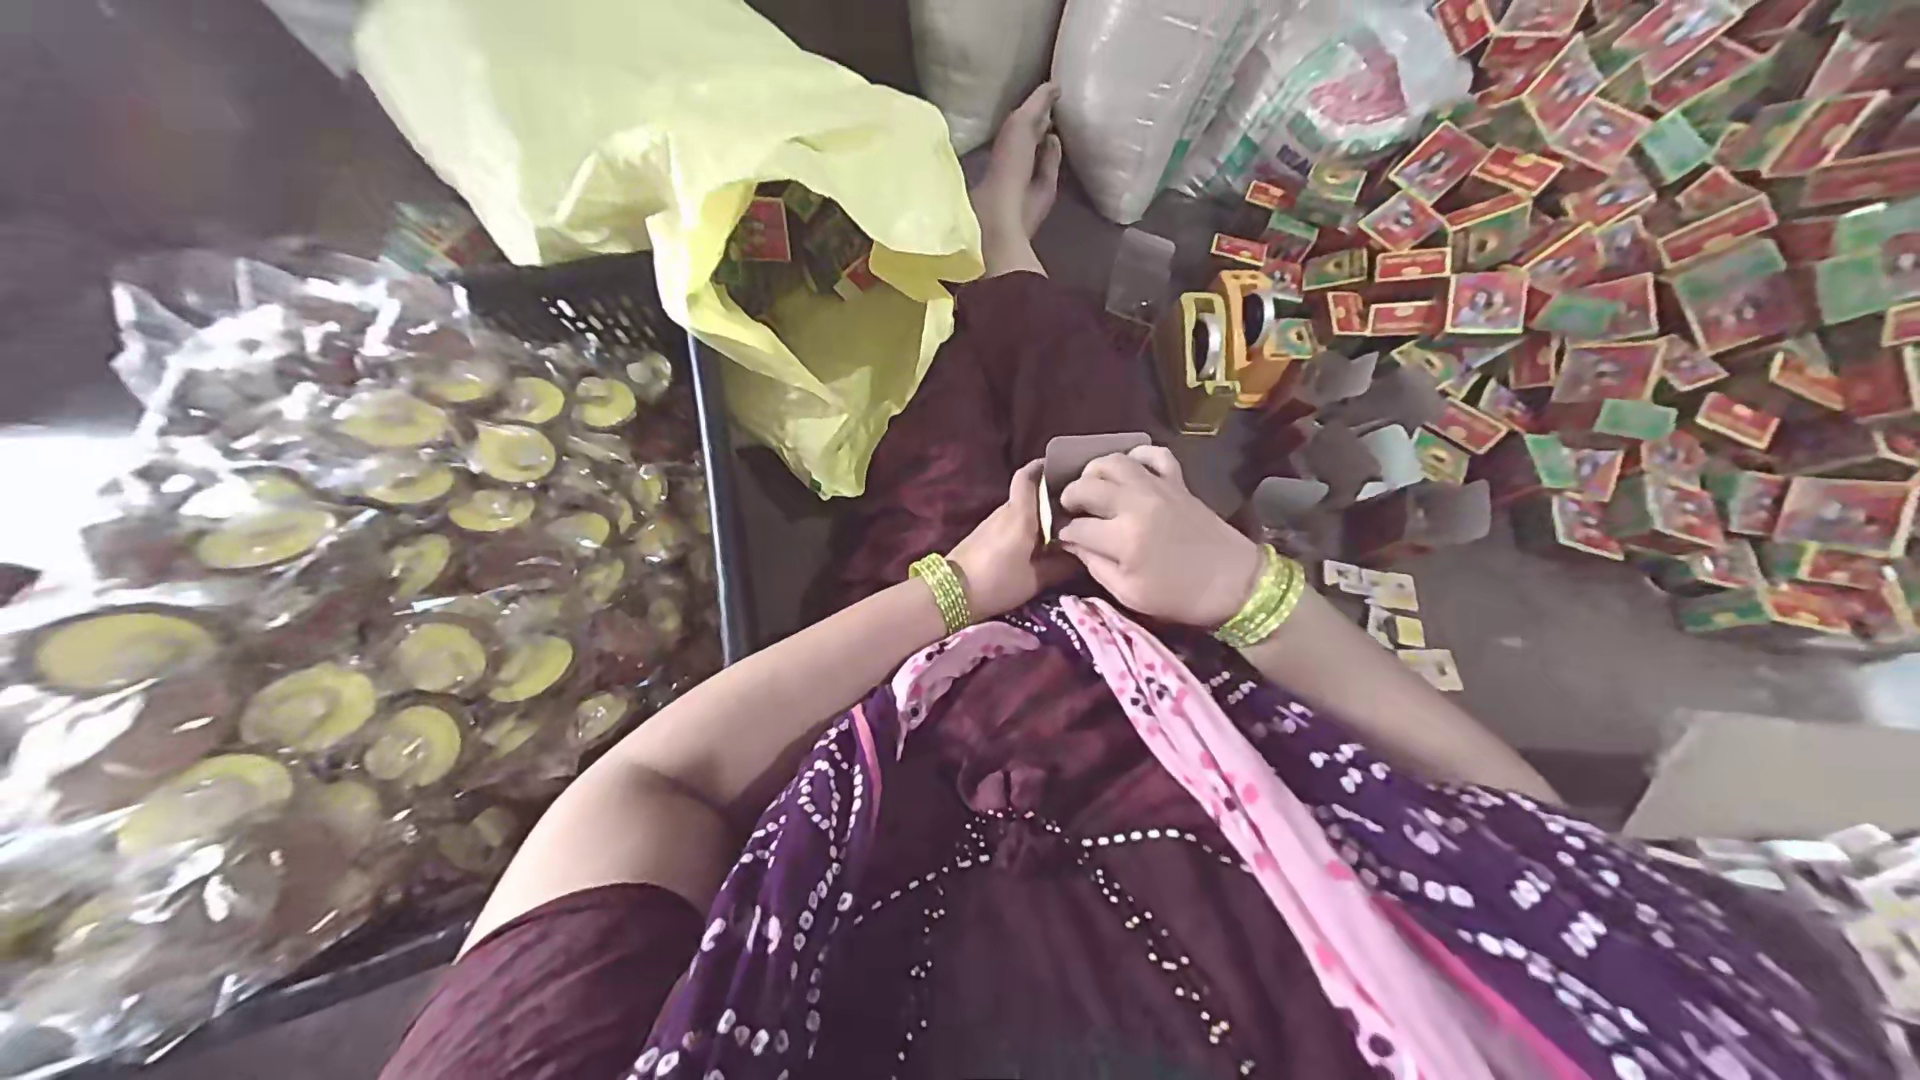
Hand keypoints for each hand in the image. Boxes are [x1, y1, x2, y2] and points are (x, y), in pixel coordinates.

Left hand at [947, 461, 1075, 618]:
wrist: (949, 594)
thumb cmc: (997, 583)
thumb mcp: (1036, 579)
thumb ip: (1062, 565)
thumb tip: (1084, 551)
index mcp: (1019, 515)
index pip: (1027, 476)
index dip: (1043, 466)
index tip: (1062, 468)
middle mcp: (1003, 512)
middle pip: (1028, 495)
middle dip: (1048, 498)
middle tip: (1073, 509)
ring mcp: (989, 523)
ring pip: (1018, 511)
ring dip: (1035, 516)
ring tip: (1057, 530)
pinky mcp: (981, 536)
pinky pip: (1008, 524)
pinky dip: (1022, 528)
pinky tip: (1034, 544)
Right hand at [1056, 446, 1262, 628]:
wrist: (1235, 584)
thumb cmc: (1179, 597)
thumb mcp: (1128, 593)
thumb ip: (1094, 565)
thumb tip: (1071, 543)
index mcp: (1123, 539)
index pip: (1076, 527)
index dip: (1064, 534)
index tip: (1063, 540)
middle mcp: (1136, 505)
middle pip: (1087, 486)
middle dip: (1070, 497)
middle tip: (1069, 510)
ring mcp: (1158, 488)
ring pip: (1114, 461)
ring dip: (1094, 471)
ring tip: (1091, 487)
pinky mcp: (1178, 483)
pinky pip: (1155, 454)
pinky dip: (1137, 456)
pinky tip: (1129, 470)